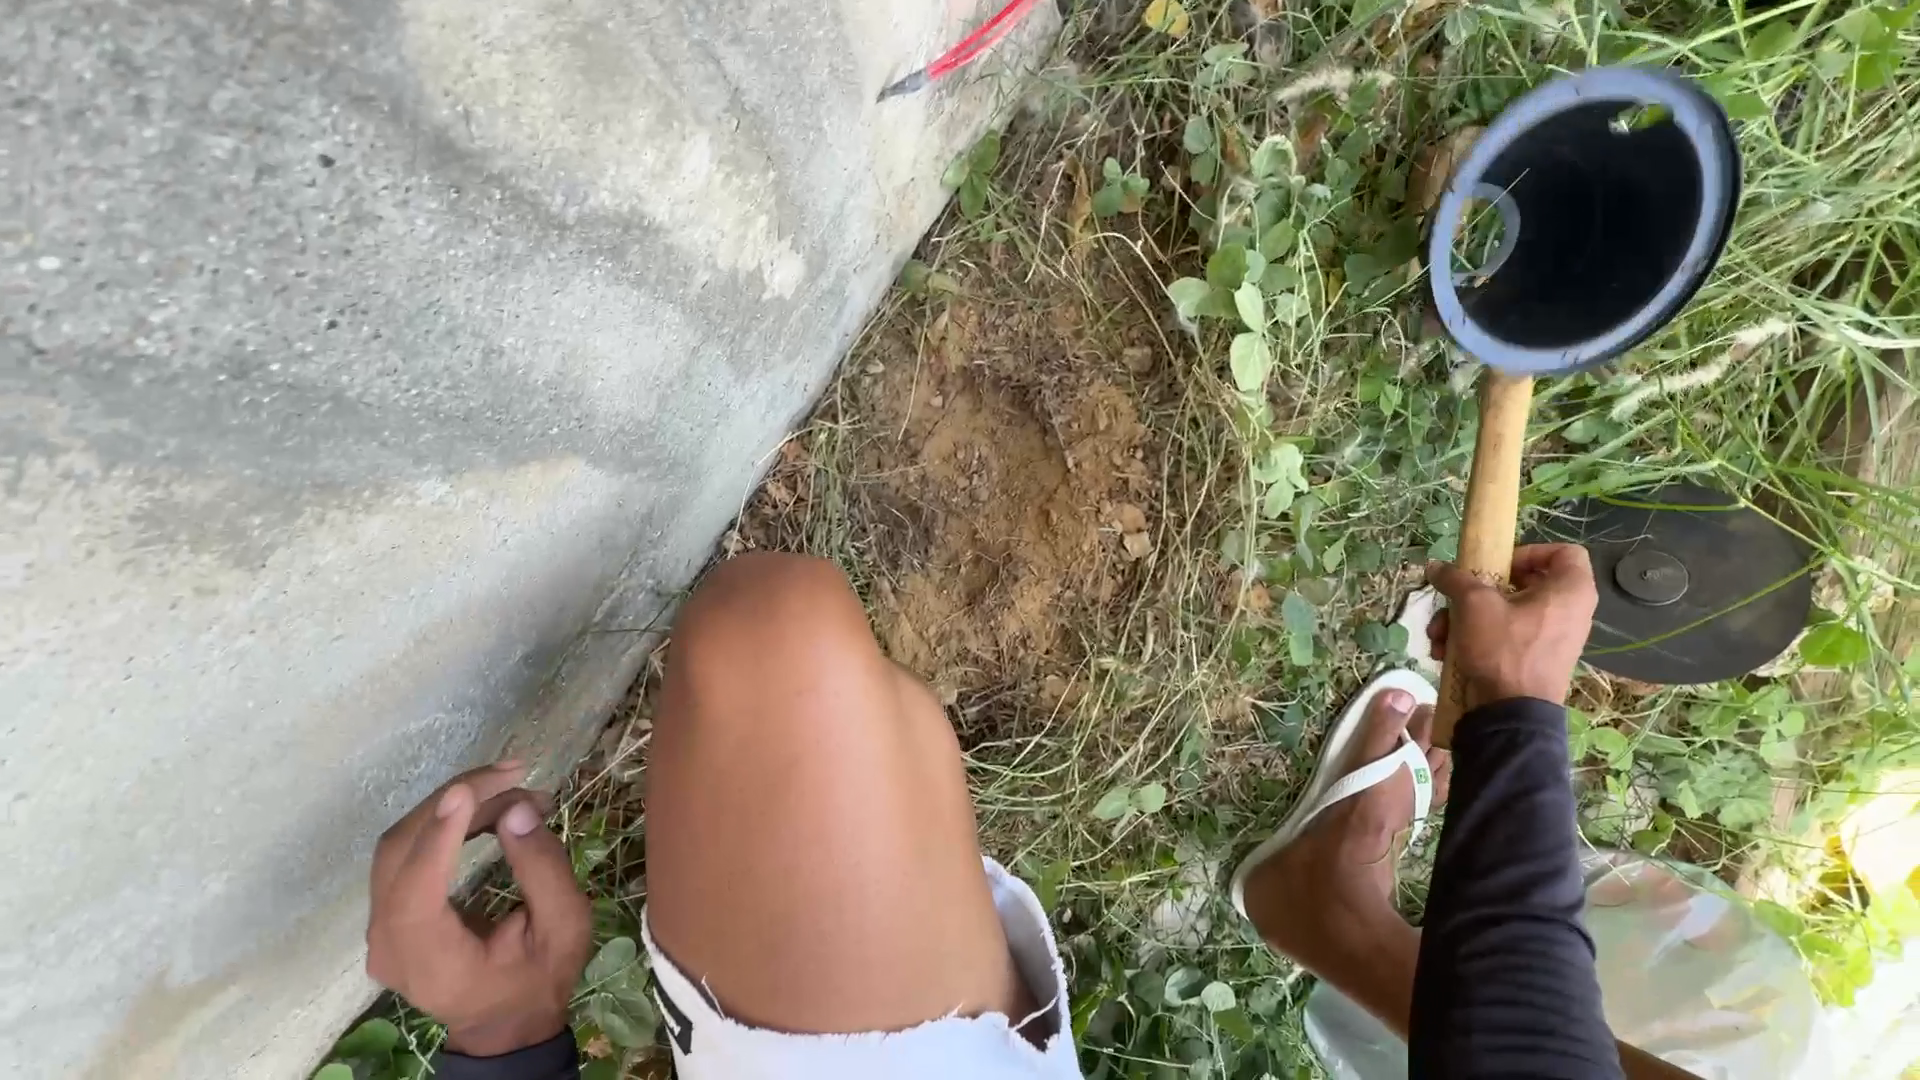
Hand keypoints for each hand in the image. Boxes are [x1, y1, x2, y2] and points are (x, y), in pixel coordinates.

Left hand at [367, 760, 591, 1056]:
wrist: (507, 1020)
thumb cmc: (541, 977)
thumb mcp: (565, 925)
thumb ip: (544, 870)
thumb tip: (518, 810)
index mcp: (433, 962)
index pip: (415, 895)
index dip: (437, 839)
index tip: (467, 792)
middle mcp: (390, 945)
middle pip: (399, 855)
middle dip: (454, 801)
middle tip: (515, 773)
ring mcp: (383, 928)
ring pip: (400, 845)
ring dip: (453, 805)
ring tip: (513, 787)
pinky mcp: (392, 911)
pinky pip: (408, 853)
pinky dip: (448, 820)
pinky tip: (491, 808)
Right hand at [1425, 544, 1597, 709]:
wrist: (1511, 712)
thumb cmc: (1503, 650)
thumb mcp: (1473, 605)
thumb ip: (1455, 579)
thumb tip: (1434, 566)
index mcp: (1569, 591)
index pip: (1564, 552)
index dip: (1528, 552)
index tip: (1496, 565)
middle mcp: (1568, 611)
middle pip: (1521, 584)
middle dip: (1475, 593)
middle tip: (1454, 601)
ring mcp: (1552, 637)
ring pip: (1503, 612)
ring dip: (1464, 619)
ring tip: (1440, 635)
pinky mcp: (1534, 658)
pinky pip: (1504, 636)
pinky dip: (1474, 639)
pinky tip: (1447, 652)